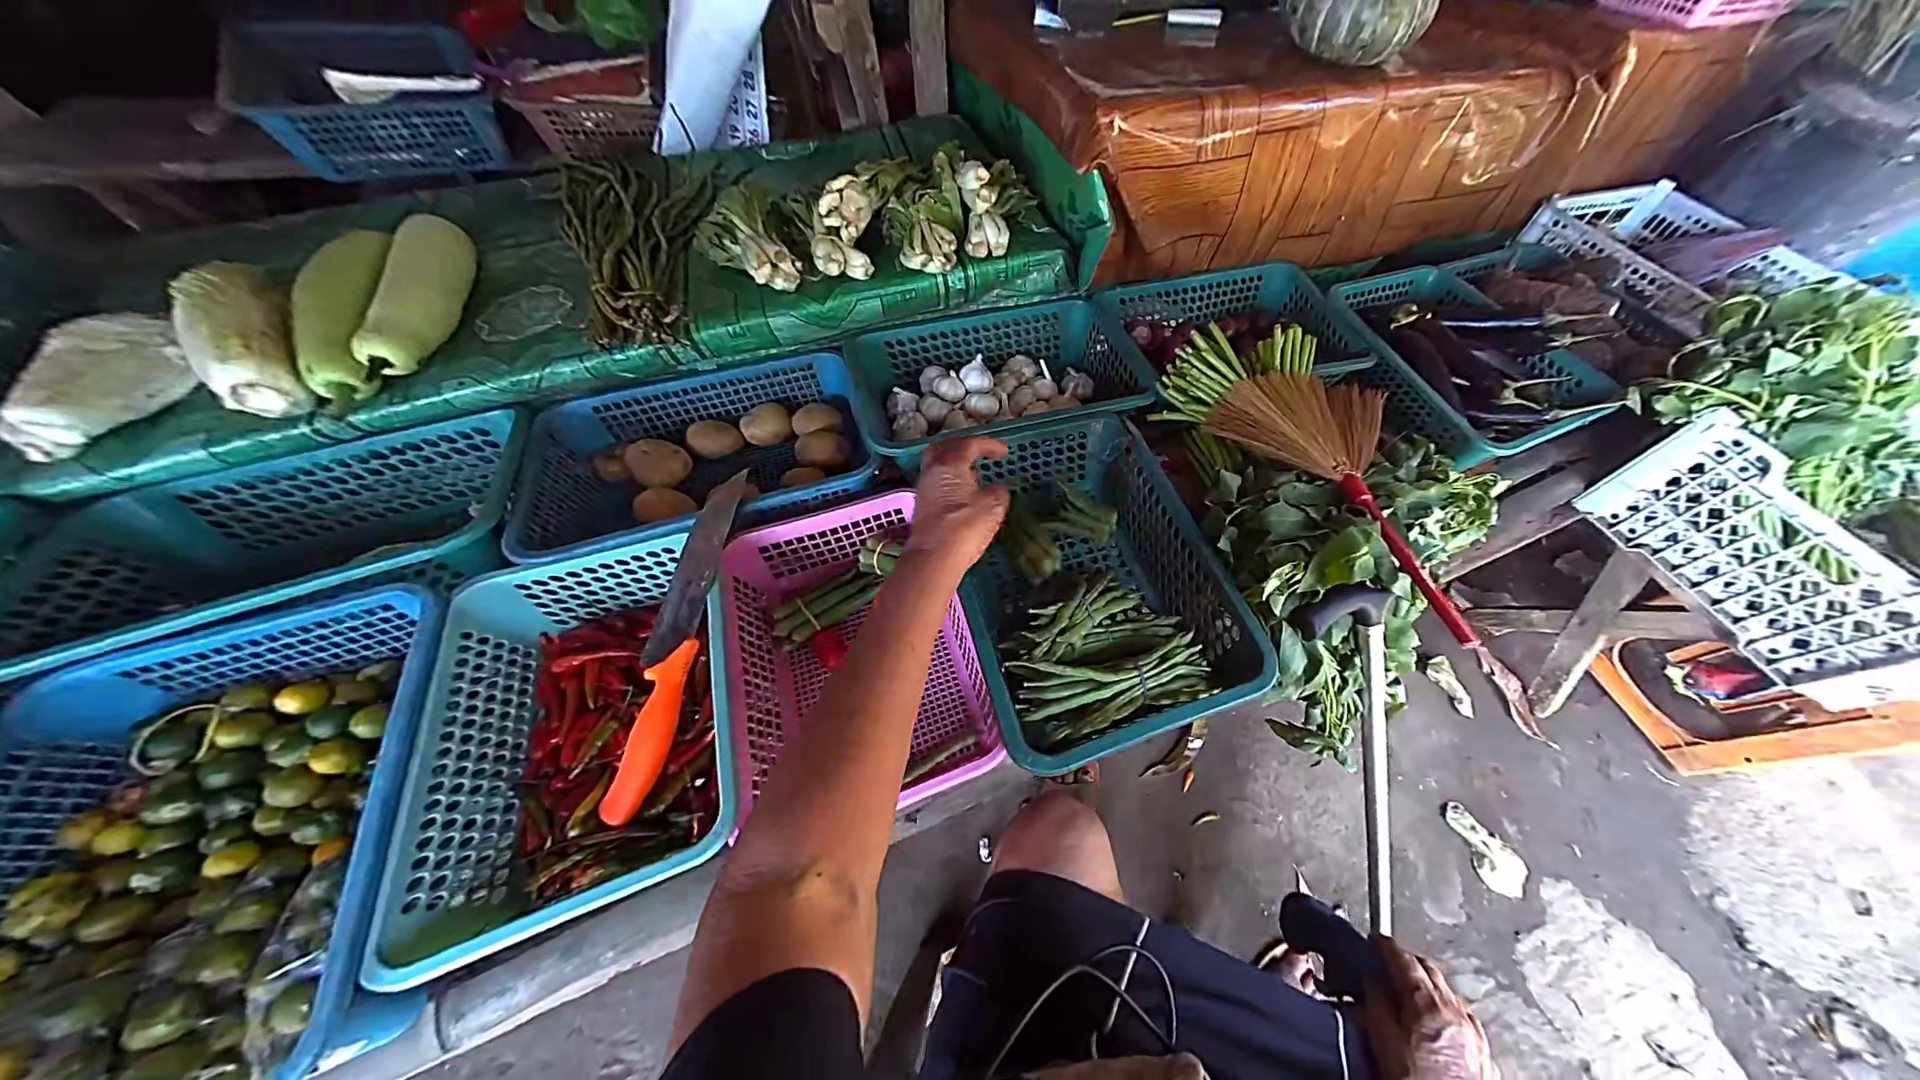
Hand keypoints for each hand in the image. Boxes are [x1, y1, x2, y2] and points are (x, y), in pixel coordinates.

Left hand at [907, 436, 1009, 579]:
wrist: (933, 558)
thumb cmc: (965, 526)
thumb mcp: (993, 506)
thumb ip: (998, 492)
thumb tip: (996, 489)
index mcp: (950, 464)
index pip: (969, 444)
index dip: (989, 444)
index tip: (1004, 452)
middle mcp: (932, 471)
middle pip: (944, 448)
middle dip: (962, 446)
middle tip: (979, 451)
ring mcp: (924, 490)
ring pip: (937, 465)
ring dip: (954, 464)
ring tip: (972, 472)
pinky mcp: (922, 508)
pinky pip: (936, 483)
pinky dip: (950, 480)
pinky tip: (962, 492)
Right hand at [1363, 936, 1496, 1079]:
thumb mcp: (1381, 1038)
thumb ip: (1376, 1000)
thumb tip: (1373, 978)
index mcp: (1428, 1005)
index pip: (1404, 960)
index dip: (1385, 945)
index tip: (1374, 940)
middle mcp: (1456, 1013)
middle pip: (1430, 970)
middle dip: (1407, 959)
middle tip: (1386, 959)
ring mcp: (1474, 1034)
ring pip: (1448, 991)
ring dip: (1426, 982)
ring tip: (1407, 987)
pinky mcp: (1484, 1053)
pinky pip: (1463, 1014)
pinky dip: (1444, 1004)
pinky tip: (1434, 1015)